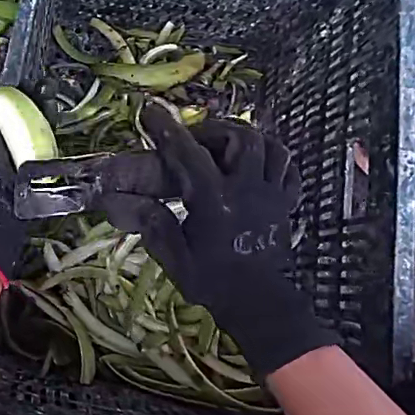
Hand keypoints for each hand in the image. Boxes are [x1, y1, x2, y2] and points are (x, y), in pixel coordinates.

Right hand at [100, 106, 337, 376]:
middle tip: (196, 137)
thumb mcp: (175, 258)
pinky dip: (273, 159)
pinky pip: (288, 169)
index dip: (167, 129)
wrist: (259, 304)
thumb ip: (154, 224)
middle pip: (241, 138)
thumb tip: (126, 199)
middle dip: (216, 129)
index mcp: (216, 201)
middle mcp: (247, 190)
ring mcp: (272, 195)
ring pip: (271, 147)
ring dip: (247, 139)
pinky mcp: (286, 204)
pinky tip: (256, 166)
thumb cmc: (213, 281)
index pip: (189, 154)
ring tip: (226, 146)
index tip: (150, 110)